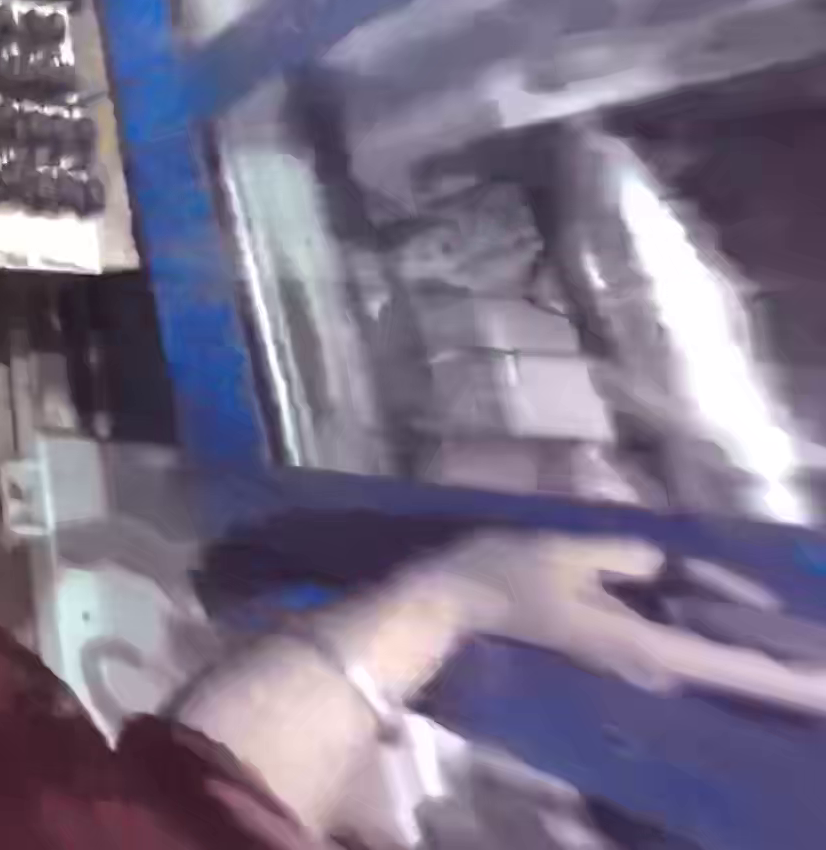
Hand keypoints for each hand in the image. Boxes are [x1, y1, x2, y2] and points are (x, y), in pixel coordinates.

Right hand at [416, 532, 825, 712]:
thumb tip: (660, 562)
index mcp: (655, 648)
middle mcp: (658, 666)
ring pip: (707, 642)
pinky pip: (676, 636)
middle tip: (744, 586)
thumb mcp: (558, 551)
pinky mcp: (610, 647)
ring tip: (712, 579)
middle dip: (758, 621)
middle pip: (742, 656)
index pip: (769, 678)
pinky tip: (673, 583)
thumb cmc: (497, 575)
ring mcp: (632, 659)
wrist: (442, 599)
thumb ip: (624, 553)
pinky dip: (689, 613)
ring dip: (719, 612)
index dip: (822, 678)